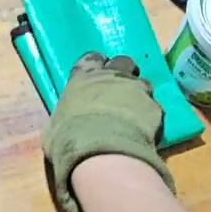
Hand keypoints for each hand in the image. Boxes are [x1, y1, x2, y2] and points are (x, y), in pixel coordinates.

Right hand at [43, 54, 172, 211]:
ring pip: (143, 83)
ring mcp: (136, 89)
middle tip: (121, 88)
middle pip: (122, 62)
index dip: (96, 63)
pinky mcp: (155, 107)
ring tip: (136, 113)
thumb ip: (63, 119)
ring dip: (139, 94)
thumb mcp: (55, 128)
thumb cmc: (69, 139)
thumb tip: (61, 126)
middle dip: (123, 72)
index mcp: (82, 79)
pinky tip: (146, 131)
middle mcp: (110, 77)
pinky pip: (154, 108)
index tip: (98, 72)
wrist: (102, 152)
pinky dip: (151, 117)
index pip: (91, 59)